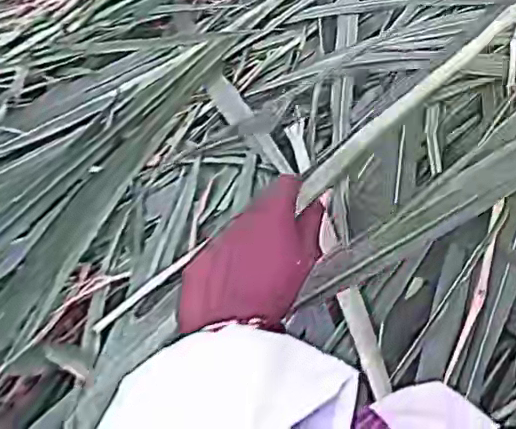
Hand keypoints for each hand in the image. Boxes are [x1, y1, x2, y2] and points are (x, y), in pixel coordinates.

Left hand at [178, 175, 326, 333]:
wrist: (232, 331)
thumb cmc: (271, 295)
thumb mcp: (307, 256)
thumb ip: (312, 222)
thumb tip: (318, 205)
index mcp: (272, 213)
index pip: (286, 184)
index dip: (296, 189)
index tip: (299, 196)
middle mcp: (242, 220)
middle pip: (261, 206)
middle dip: (271, 218)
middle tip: (281, 242)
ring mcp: (218, 239)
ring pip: (238, 229)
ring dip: (248, 239)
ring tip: (258, 267)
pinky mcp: (198, 262)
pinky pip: (215, 251)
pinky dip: (225, 260)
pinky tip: (235, 280)